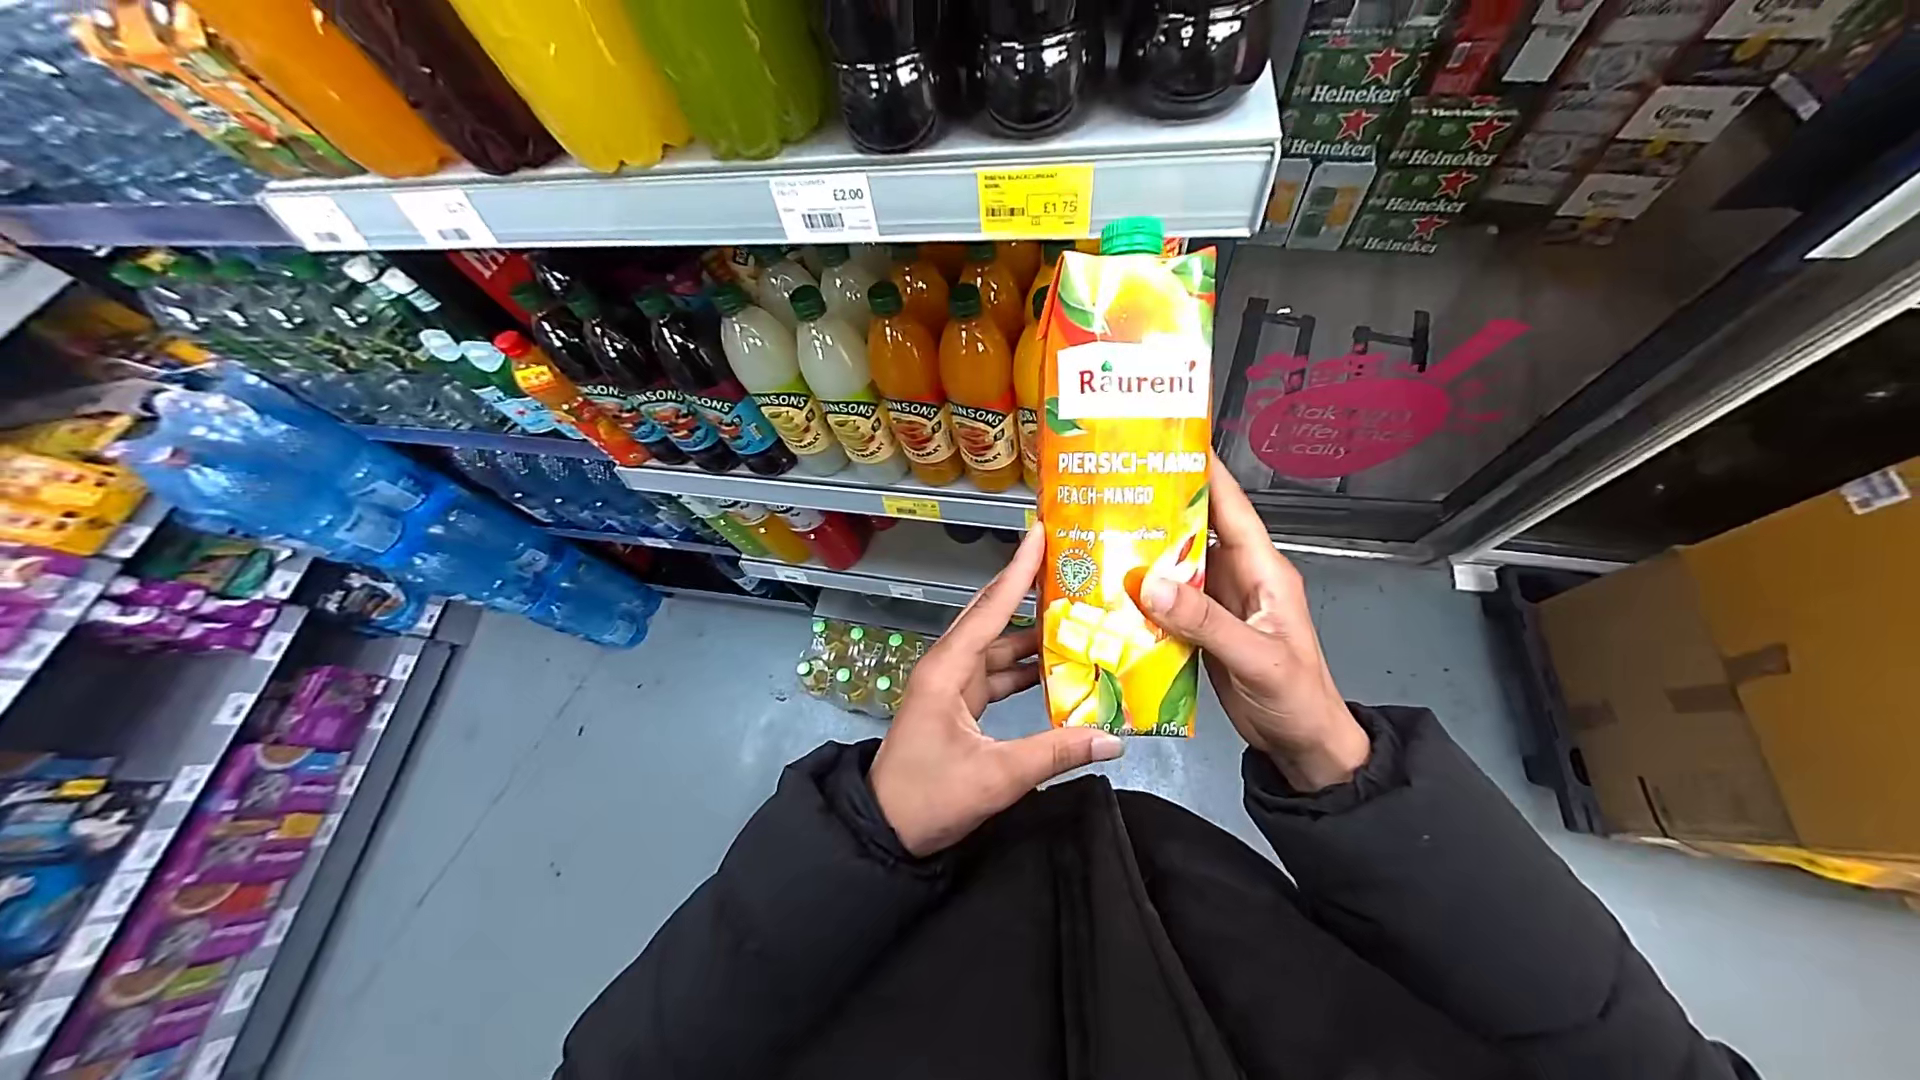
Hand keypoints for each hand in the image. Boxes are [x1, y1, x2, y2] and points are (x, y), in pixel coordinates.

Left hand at [870, 526, 1125, 855]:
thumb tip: (1113, 738)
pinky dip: (1025, 670)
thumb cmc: (929, 796)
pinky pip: (997, 674)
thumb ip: (1056, 753)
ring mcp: (952, 684)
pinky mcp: (958, 703)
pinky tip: (1057, 669)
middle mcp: (948, 666)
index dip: (1017, 571)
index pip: (990, 609)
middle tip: (1067, 567)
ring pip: (998, 648)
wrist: (885, 829)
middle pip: (993, 618)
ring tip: (1077, 617)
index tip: (1039, 534)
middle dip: (1027, 591)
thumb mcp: (996, 776)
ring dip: (1033, 636)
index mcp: (947, 669)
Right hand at [1137, 455, 1369, 790]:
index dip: (1204, 471)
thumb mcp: (1257, 657)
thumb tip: (1151, 585)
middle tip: (1112, 490)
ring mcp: (1217, 602)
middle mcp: (1237, 577)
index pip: (1231, 507)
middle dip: (1158, 508)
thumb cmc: (1298, 697)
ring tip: (1101, 534)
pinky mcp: (1201, 626)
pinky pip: (1167, 600)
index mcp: (1262, 569)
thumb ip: (1206, 622)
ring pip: (1175, 564)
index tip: (1168, 442)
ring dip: (1144, 552)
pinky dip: (1142, 593)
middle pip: (1194, 530)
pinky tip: (1113, 591)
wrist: (1301, 743)